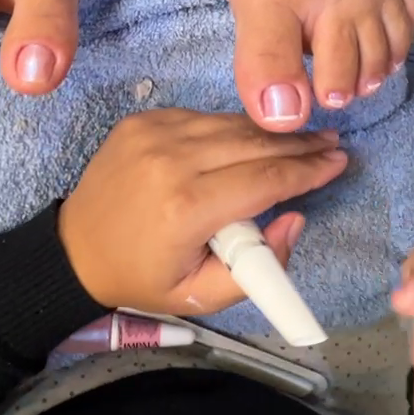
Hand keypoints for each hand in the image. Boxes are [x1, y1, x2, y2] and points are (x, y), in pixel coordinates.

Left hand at [58, 110, 345, 314]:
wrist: (74, 248)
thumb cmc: (142, 276)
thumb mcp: (201, 296)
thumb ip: (257, 267)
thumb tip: (295, 218)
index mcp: (186, 207)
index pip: (264, 179)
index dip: (307, 171)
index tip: (339, 163)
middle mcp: (171, 159)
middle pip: (253, 143)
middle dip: (298, 144)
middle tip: (333, 144)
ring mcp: (154, 131)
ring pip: (230, 124)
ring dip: (269, 131)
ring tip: (304, 137)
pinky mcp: (144, 118)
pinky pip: (203, 117)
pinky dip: (232, 127)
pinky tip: (253, 135)